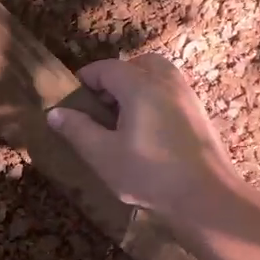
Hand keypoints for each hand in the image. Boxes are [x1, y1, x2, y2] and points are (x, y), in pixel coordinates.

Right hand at [46, 54, 247, 222]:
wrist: (204, 195)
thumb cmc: (147, 174)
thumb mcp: (102, 154)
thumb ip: (77, 129)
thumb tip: (55, 112)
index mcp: (140, 87)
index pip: (107, 68)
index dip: (85, 78)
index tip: (71, 99)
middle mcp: (166, 82)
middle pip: (137, 64)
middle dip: (114, 78)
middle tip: (99, 106)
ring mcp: (186, 95)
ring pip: (157, 75)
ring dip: (134, 87)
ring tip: (119, 118)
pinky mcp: (197, 112)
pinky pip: (169, 91)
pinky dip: (152, 98)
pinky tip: (143, 130)